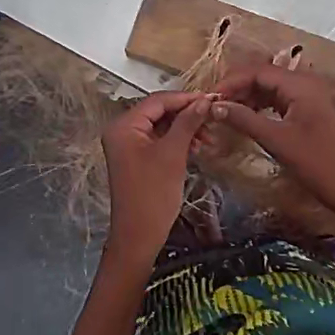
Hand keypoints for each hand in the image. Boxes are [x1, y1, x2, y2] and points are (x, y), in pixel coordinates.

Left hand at [101, 91, 210, 260]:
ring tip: (208, 138)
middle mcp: (121, 130)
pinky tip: (197, 147)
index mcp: (124, 125)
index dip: (186, 98)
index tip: (213, 99)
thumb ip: (187, 123)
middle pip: (158, 111)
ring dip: (184, 128)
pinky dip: (177, 140)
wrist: (139, 236)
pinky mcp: (136, 158)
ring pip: (160, 125)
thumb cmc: (153, 194)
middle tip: (213, 118)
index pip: (157, 100)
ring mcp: (127, 145)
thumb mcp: (173, 154)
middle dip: (186, 114)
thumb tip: (205, 101)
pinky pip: (158, 140)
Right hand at [211, 66, 334, 224]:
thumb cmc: (316, 163)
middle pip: (262, 76)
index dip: (231, 82)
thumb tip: (214, 106)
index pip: (258, 72)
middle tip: (212, 104)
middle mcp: (304, 84)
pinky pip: (276, 100)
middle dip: (236, 88)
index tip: (209, 97)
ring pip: (268, 88)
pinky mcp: (306, 111)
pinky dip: (258, 106)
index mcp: (300, 85)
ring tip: (223, 111)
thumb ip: (244, 119)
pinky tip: (243, 117)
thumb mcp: (276, 140)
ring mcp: (307, 98)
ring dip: (245, 97)